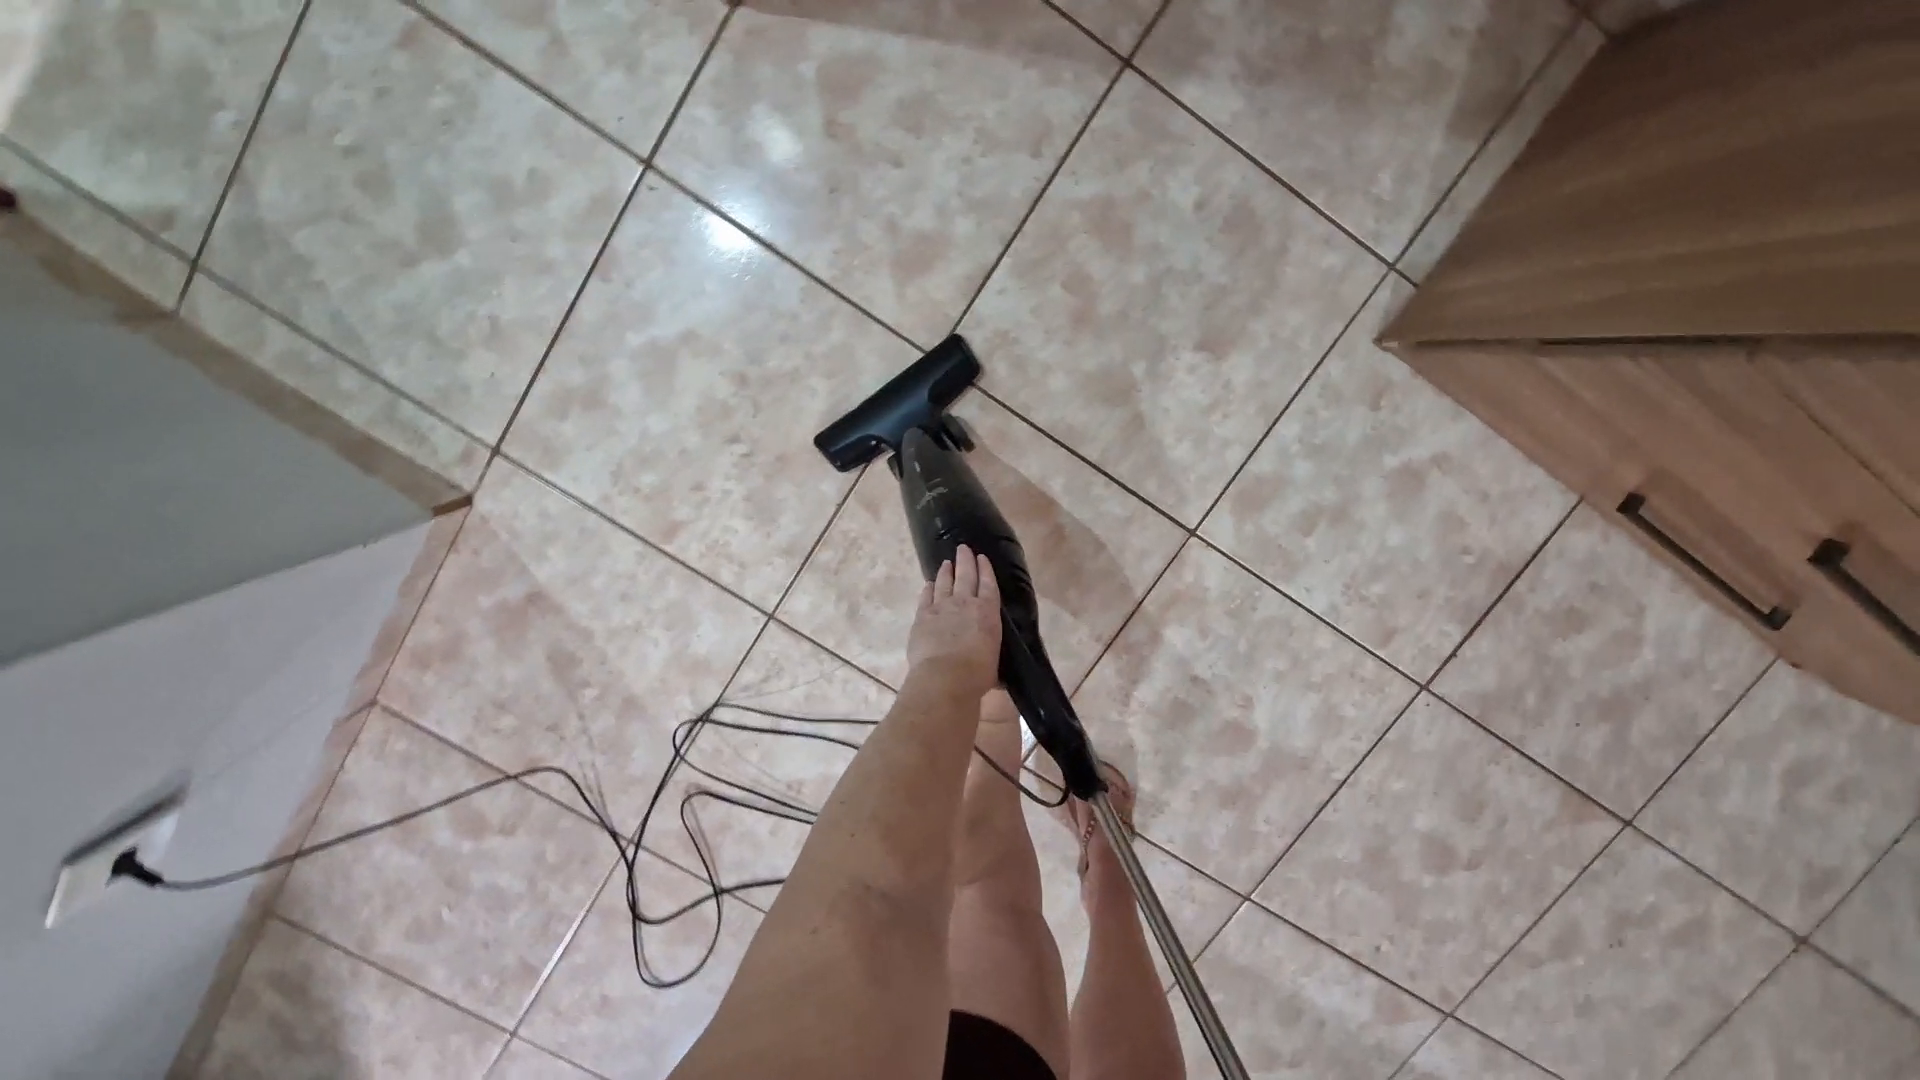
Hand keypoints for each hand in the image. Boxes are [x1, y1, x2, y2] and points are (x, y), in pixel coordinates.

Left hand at [907, 544, 1001, 689]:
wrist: (945, 676)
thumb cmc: (977, 673)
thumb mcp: (993, 661)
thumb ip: (989, 653)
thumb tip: (993, 670)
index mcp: (987, 613)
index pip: (988, 585)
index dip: (985, 569)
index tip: (982, 557)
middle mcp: (965, 604)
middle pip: (965, 575)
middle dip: (965, 560)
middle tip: (963, 548)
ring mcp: (941, 607)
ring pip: (944, 583)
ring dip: (946, 571)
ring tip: (946, 563)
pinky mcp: (922, 616)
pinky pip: (926, 597)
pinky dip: (928, 588)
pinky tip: (928, 584)